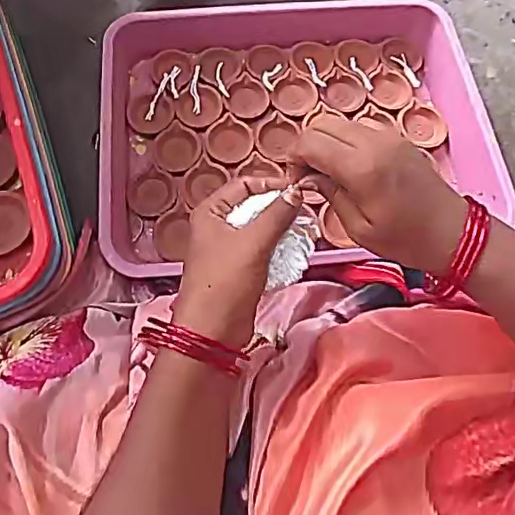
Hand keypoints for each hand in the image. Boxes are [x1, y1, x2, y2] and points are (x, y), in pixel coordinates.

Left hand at [173, 171, 305, 345]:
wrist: (212, 330)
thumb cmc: (225, 281)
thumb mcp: (254, 242)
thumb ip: (276, 214)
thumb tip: (295, 192)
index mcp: (210, 211)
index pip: (244, 184)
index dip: (271, 184)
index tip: (298, 190)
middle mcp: (216, 225)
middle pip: (252, 205)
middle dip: (279, 208)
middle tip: (305, 213)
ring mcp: (226, 247)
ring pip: (259, 228)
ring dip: (281, 229)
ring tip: (304, 232)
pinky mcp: (238, 267)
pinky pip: (261, 248)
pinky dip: (277, 248)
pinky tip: (294, 252)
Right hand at [292, 114, 467, 272]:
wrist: (453, 233)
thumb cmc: (406, 239)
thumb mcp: (358, 228)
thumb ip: (329, 194)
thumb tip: (307, 177)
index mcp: (362, 167)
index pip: (310, 142)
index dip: (293, 158)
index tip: (296, 179)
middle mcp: (374, 143)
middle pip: (321, 123)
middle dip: (306, 145)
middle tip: (306, 173)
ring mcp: (388, 136)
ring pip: (339, 122)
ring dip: (325, 141)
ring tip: (326, 171)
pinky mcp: (397, 138)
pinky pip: (358, 127)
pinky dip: (343, 140)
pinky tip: (347, 166)